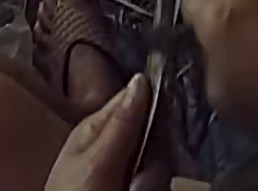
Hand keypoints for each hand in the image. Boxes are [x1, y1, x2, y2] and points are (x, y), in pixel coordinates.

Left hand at [44, 74, 165, 190]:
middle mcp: (115, 144)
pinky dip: (153, 188)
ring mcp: (127, 171)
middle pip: (156, 131)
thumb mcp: (95, 166)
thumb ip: (121, 124)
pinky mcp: (138, 188)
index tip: (162, 128)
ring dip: (153, 180)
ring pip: (162, 161)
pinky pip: (159, 180)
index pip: (137, 97)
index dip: (154, 107)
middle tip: (138, 183)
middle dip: (155, 157)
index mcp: (97, 128)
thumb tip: (142, 76)